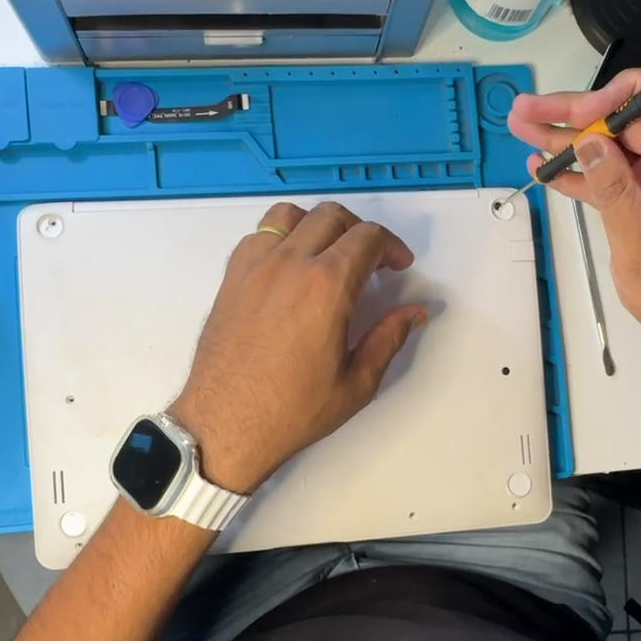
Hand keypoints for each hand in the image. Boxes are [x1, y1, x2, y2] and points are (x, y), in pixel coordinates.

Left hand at [168, 202, 427, 493]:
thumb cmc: (293, 410)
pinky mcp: (231, 278)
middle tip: (371, 263)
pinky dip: (282, 238)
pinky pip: (259, 235)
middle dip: (360, 231)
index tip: (398, 267)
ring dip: (318, 225)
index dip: (392, 247)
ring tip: (328, 255)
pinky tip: (289, 269)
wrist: (224, 425)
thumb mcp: (356, 382)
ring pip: (290, 215)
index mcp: (327, 286)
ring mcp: (254, 266)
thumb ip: (389, 338)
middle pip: (331, 216)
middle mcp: (289, 263)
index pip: (368, 237)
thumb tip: (416, 312)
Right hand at [507, 68, 640, 361]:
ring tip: (521, 128)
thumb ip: (615, 190)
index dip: (627, 91)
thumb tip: (588, 143)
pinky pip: (608, 176)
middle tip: (526, 110)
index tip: (585, 110)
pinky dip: (577, 172)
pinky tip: (542, 167)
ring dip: (566, 139)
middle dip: (576, 113)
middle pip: (628, 119)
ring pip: (611, 146)